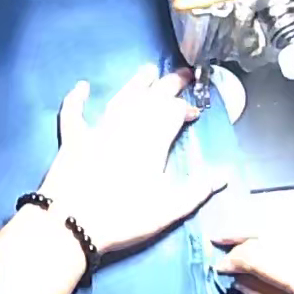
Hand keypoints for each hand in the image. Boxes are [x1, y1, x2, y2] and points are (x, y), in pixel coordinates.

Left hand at [37, 66, 226, 254]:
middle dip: (169, 84)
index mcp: (153, 140)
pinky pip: (74, 113)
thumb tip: (223, 177)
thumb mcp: (167, 210)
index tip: (195, 114)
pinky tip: (82, 87)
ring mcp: (98, 130)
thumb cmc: (123, 217)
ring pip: (120, 98)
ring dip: (135, 83)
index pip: (174, 112)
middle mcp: (127, 126)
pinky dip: (77, 98)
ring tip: (147, 70)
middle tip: (183, 73)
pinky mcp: (72, 139)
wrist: (71, 224)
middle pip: (151, 97)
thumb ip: (196, 191)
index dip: (186, 108)